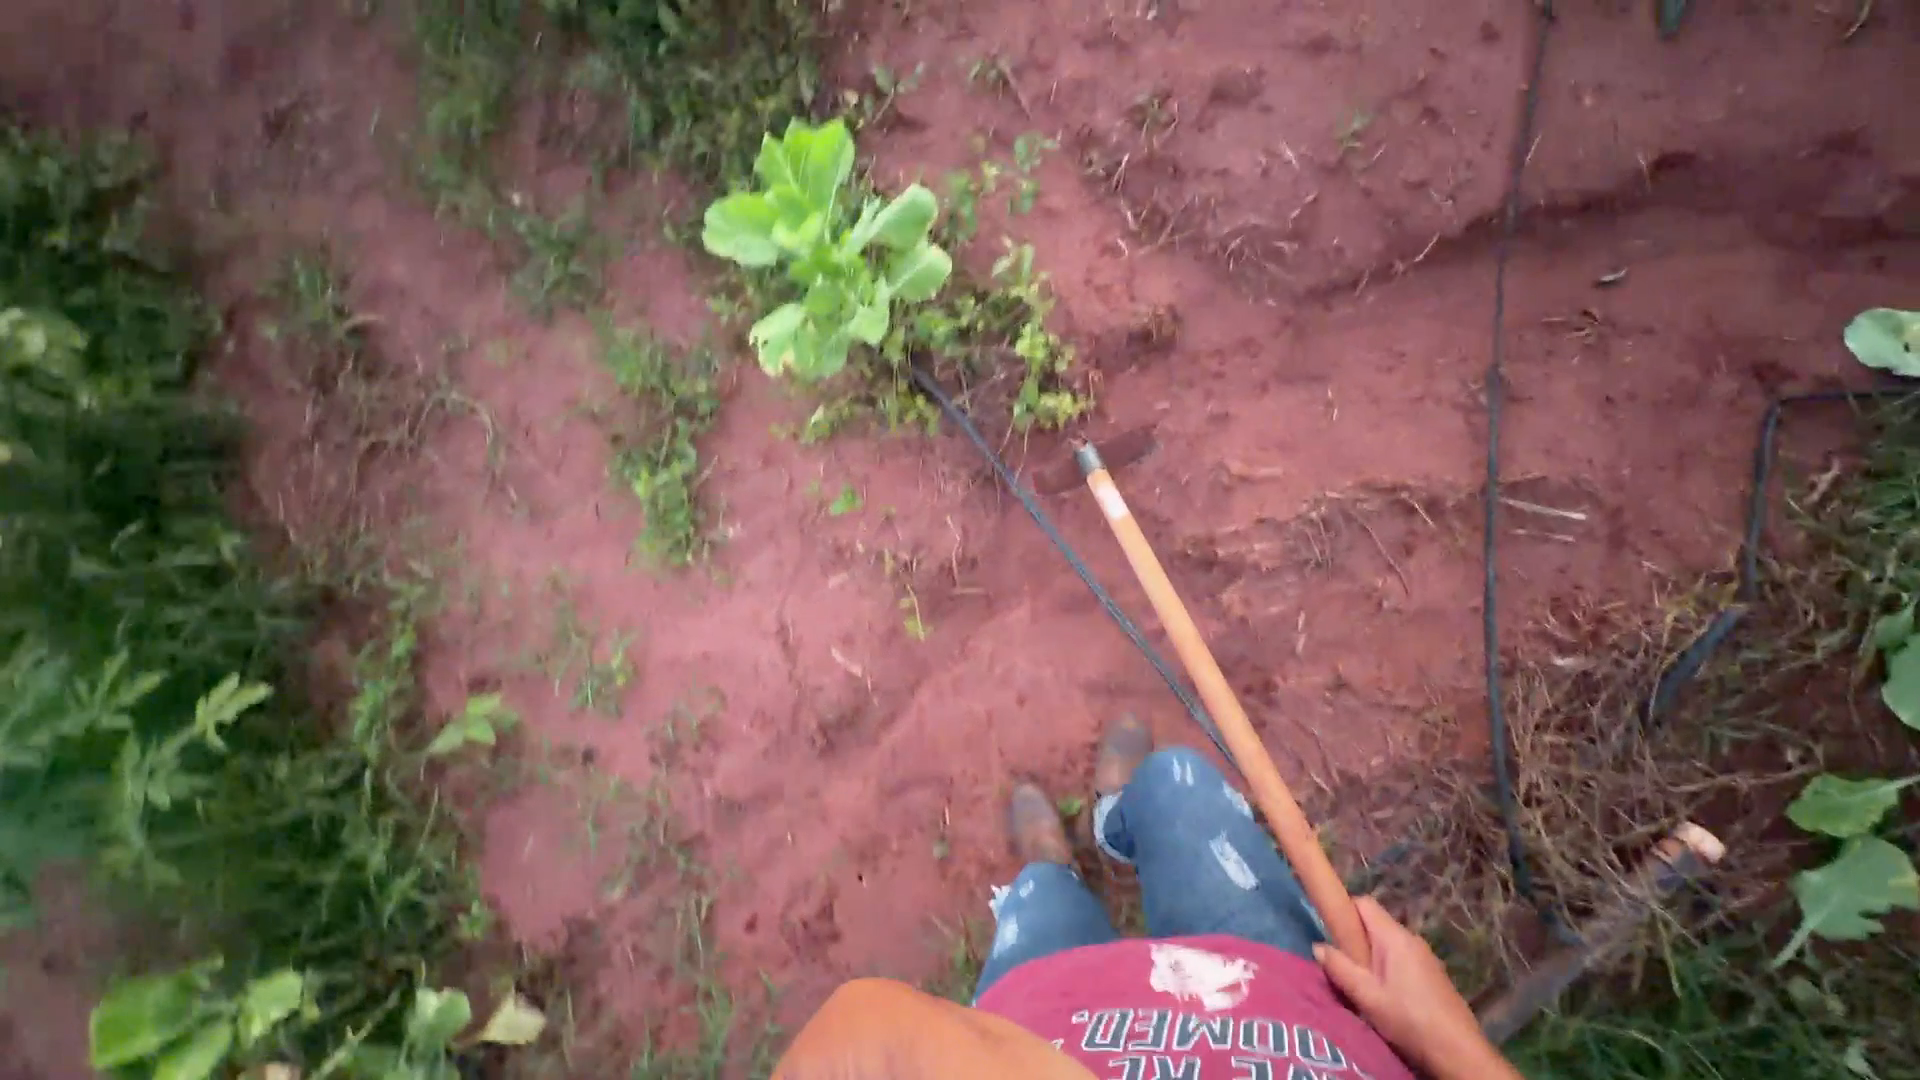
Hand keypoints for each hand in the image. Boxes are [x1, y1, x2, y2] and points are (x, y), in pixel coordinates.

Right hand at [1313, 897, 1517, 1079]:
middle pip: (1375, 924)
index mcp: (1394, 937)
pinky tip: (1389, 998)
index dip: (1343, 910)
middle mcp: (1412, 939)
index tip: (1331, 932)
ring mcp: (1426, 957)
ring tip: (1365, 986)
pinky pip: (1403, 960)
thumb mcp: (1367, 996)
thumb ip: (1339, 968)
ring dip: (1373, 958)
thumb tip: (1318, 946)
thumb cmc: (1410, 1020)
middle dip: (1356, 939)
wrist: (1461, 1055)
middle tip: (1345, 965)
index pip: (1363, 903)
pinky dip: (1390, 970)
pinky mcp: (1434, 975)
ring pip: (1389, 945)